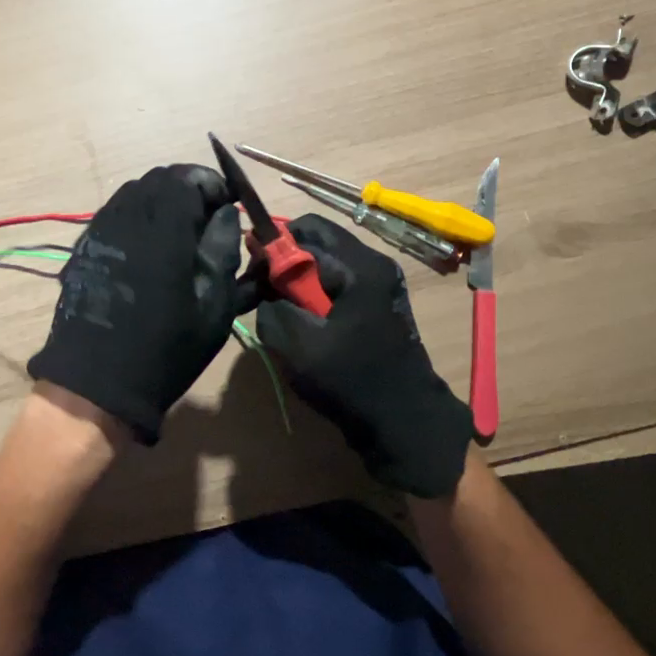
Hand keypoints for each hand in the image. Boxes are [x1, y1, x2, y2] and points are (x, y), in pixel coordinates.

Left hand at [27, 165, 251, 443]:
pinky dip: (139, 215)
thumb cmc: (167, 348)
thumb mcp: (214, 304)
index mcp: (163, 229)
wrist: (98, 382)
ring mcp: (99, 230)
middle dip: (190, 188)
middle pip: (160, 179)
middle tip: (210, 215)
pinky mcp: (85, 246)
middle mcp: (127, 218)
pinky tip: (151, 246)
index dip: (214, 184)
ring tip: (183, 231)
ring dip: (163, 200)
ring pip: (135, 192)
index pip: (189, 178)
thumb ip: (222, 248)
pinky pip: (116, 212)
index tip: (230, 203)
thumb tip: (225, 211)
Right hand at [256, 214, 471, 497]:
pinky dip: (314, 287)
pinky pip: (337, 276)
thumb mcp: (297, 346)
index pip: (302, 234)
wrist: (404, 422)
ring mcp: (380, 280)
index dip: (269, 250)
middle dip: (283, 257)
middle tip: (263, 289)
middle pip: (316, 237)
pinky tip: (304, 317)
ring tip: (280, 306)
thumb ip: (271, 306)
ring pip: (326, 256)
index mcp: (359, 267)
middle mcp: (374, 262)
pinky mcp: (378, 298)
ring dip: (298, 273)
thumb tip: (263, 285)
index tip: (251, 280)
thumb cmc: (350, 381)